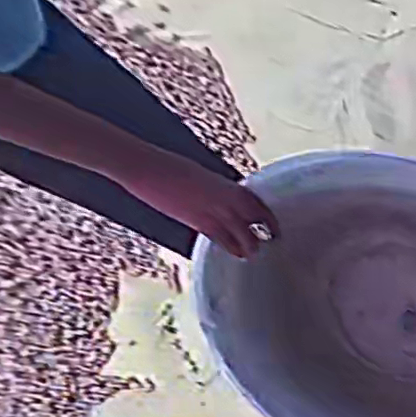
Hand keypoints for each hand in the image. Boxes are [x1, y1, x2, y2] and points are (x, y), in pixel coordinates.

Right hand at [117, 152, 277, 257]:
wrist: (141, 164)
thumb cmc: (172, 167)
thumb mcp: (211, 179)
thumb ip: (227, 194)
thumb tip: (235, 205)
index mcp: (238, 190)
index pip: (267, 213)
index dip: (272, 224)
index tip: (274, 231)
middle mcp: (235, 204)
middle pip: (264, 230)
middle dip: (267, 238)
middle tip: (267, 244)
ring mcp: (220, 215)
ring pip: (249, 242)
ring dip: (251, 248)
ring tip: (251, 252)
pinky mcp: (202, 224)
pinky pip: (226, 243)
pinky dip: (233, 249)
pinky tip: (236, 252)